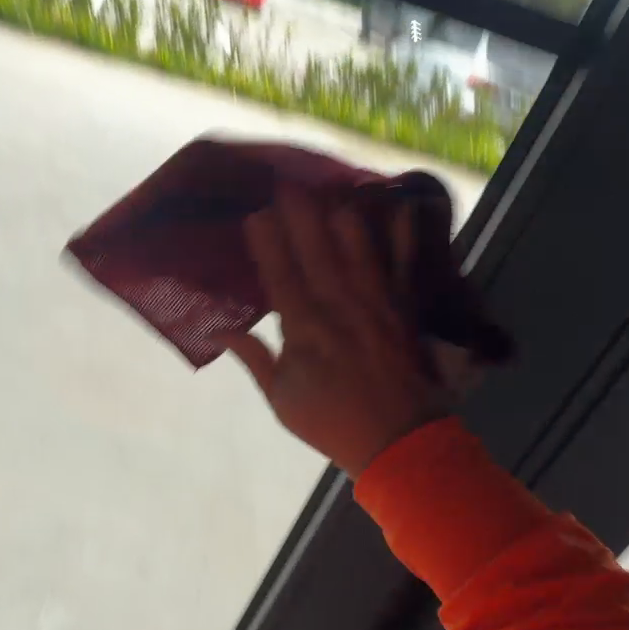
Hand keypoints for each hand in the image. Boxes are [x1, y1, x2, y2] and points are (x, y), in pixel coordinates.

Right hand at [218, 188, 475, 475]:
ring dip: (343, 218)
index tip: (255, 214)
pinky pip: (405, 267)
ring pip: (358, 252)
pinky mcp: (406, 310)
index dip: (267, 244)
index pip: (281, 278)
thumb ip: (255, 360)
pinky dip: (403, 238)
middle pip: (317, 255)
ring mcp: (377, 306)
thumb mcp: (281, 400)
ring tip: (331, 188)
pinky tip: (400, 206)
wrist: (399, 444)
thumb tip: (223, 330)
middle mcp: (339, 310)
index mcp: (305, 333)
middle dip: (300, 218)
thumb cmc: (332, 423)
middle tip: (286, 184)